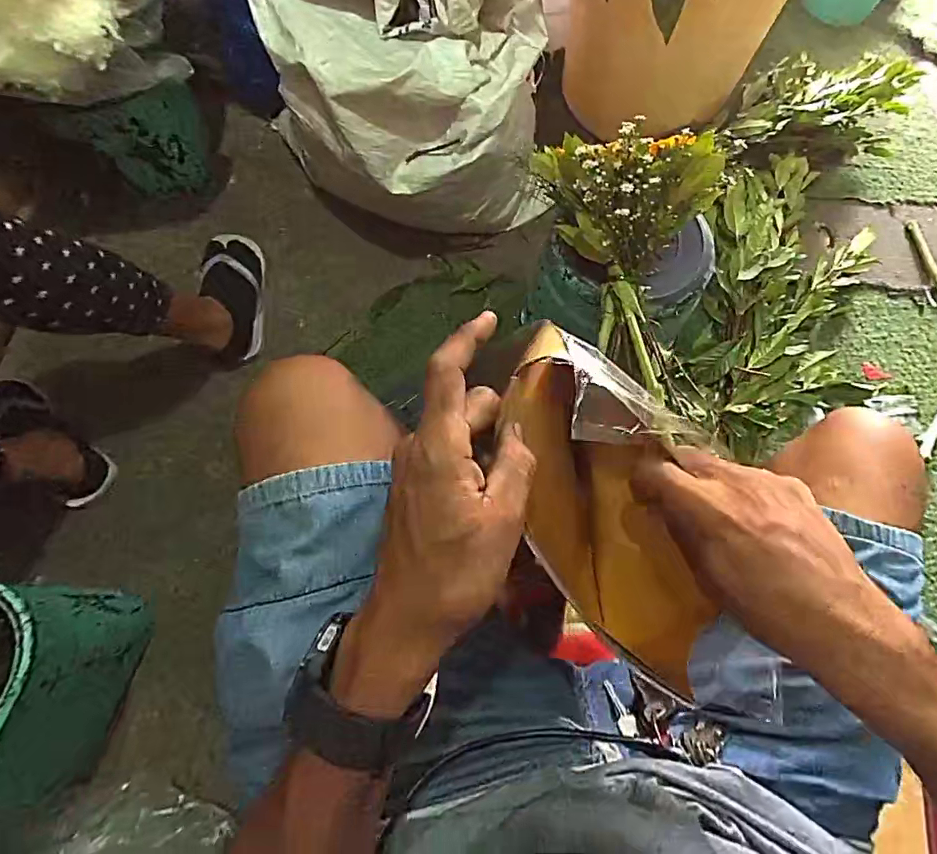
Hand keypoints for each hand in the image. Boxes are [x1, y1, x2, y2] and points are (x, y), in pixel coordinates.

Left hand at [335, 312, 535, 716]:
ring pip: (457, 430)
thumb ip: (515, 464)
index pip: (445, 373)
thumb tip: (518, 431)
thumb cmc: (457, 572)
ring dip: (488, 439)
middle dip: (497, 413)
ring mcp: (411, 466)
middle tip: (531, 442)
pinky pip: (447, 452)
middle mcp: (417, 446)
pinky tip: (496, 487)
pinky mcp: (411, 486)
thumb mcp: (503, 519)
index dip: (466, 338)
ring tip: (518, 473)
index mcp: (437, 446)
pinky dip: (474, 456)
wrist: (405, 620)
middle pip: (462, 405)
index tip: (489, 317)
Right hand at [632, 446, 918, 677]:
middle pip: (689, 455)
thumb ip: (683, 534)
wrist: (839, 616)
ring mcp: (769, 478)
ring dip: (708, 479)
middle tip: (669, 495)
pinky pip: (754, 477)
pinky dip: (742, 489)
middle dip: (673, 471)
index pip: (658, 469)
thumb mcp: (710, 578)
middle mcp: (736, 480)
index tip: (640, 493)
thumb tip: (664, 509)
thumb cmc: (765, 609)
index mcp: (708, 505)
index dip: (642, 478)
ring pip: (722, 465)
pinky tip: (754, 518)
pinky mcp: (794, 485)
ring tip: (713, 509)